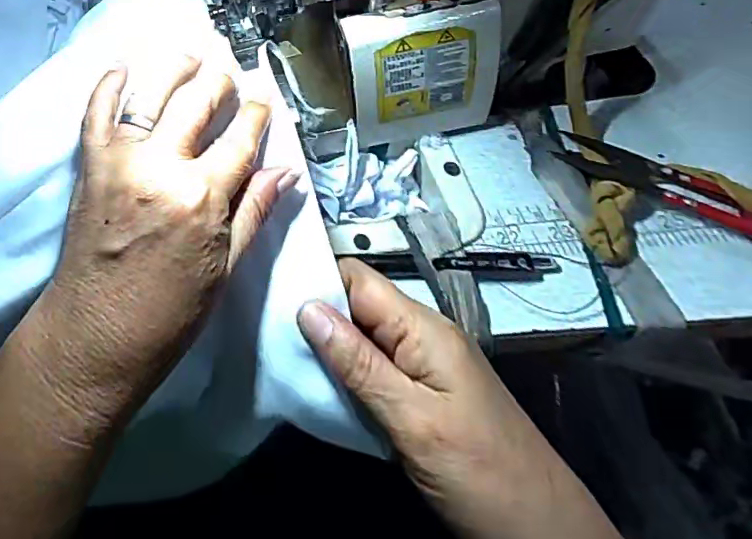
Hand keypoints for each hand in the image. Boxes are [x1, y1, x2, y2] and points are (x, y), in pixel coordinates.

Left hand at [34, 55, 296, 412]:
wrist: (95, 332)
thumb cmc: (167, 313)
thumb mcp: (225, 270)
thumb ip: (253, 213)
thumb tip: (285, 172)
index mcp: (202, 199)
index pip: (239, 142)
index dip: (256, 117)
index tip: (264, 99)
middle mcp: (161, 169)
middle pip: (196, 107)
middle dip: (218, 84)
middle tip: (227, 73)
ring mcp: (119, 161)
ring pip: (150, 98)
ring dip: (171, 71)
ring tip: (188, 57)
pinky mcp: (89, 163)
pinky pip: (96, 112)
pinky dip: (108, 85)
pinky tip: (122, 67)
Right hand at [298, 260, 620, 538]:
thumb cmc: (483, 474)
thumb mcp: (414, 420)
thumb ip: (359, 363)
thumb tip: (305, 306)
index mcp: (424, 329)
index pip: (356, 278)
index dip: (314, 277)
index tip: (270, 291)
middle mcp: (422, 336)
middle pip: (355, 304)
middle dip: (315, 314)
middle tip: (268, 327)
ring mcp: (424, 365)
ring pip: (360, 336)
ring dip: (328, 346)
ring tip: (284, 353)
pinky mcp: (423, 393)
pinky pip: (373, 365)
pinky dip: (346, 372)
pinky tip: (321, 383)